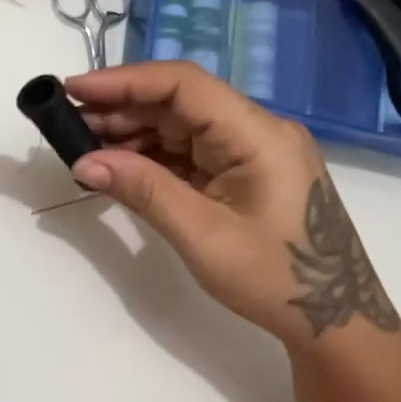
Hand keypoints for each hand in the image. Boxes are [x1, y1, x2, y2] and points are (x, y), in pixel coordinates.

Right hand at [65, 62, 400, 351]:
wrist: (334, 320)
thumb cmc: (276, 279)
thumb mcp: (202, 236)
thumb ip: (143, 191)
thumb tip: (82, 162)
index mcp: (258, 135)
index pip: (184, 85)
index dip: (125, 81)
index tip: (73, 89)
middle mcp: (255, 130)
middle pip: (178, 101)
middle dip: (120, 107)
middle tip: (66, 124)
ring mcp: (249, 150)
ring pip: (178, 125)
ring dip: (130, 132)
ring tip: (82, 146)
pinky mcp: (241, 171)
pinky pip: (187, 151)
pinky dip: (149, 156)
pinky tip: (116, 165)